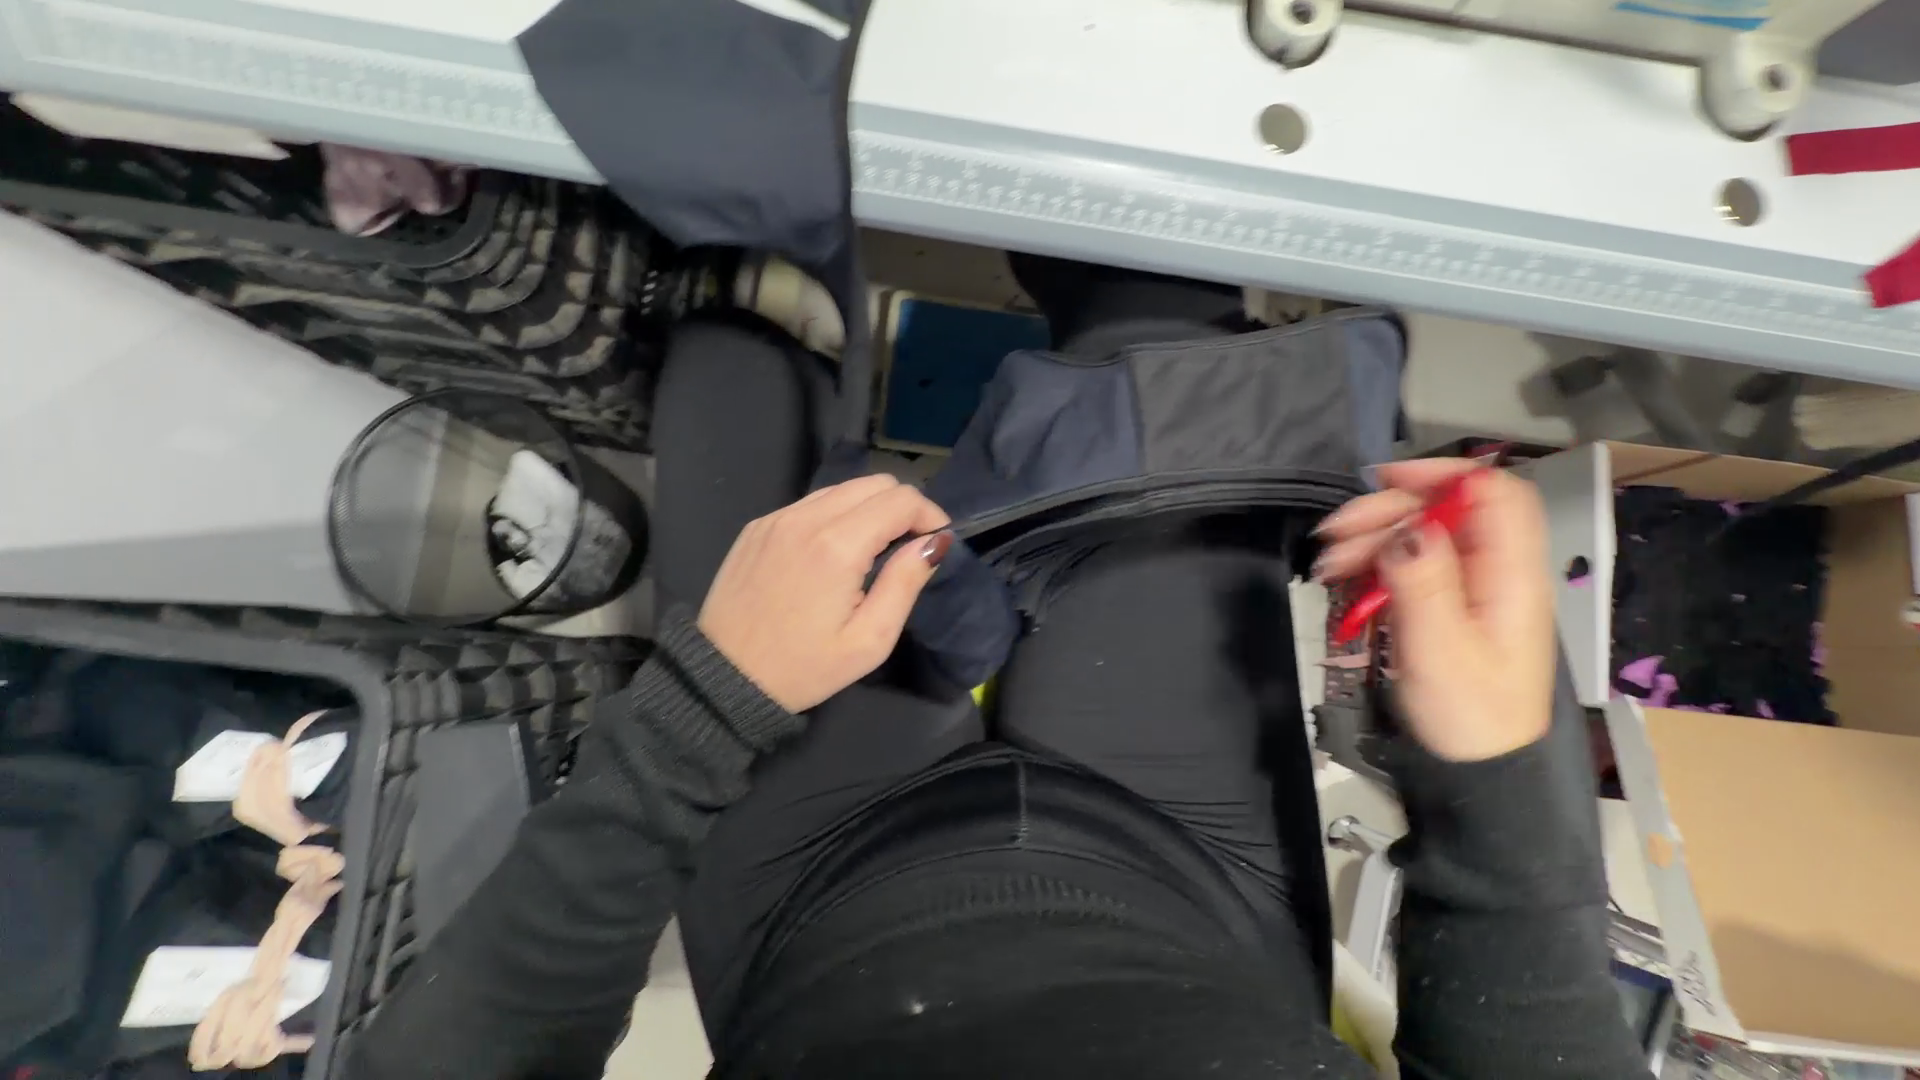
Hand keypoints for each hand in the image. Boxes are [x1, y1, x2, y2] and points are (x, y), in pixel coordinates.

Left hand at [698, 474, 953, 711]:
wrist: (723, 678)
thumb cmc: (804, 667)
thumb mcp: (869, 640)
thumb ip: (905, 583)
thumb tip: (934, 542)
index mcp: (838, 545)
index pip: (901, 499)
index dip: (929, 514)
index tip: (936, 542)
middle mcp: (806, 517)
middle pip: (875, 482)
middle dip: (902, 507)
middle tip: (908, 546)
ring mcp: (777, 517)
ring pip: (842, 488)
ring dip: (869, 508)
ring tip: (873, 550)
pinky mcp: (758, 526)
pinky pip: (811, 503)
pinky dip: (835, 515)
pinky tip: (832, 553)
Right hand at [1313, 459, 1554, 761]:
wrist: (1477, 767)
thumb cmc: (1468, 714)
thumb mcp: (1441, 650)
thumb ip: (1426, 583)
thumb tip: (1409, 526)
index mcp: (1510, 575)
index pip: (1493, 495)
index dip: (1444, 474)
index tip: (1384, 481)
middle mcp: (1491, 570)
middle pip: (1442, 511)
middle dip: (1384, 513)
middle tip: (1332, 536)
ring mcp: (1465, 586)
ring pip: (1416, 535)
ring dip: (1368, 540)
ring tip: (1327, 566)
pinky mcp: (1441, 603)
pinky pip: (1404, 564)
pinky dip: (1369, 564)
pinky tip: (1341, 579)